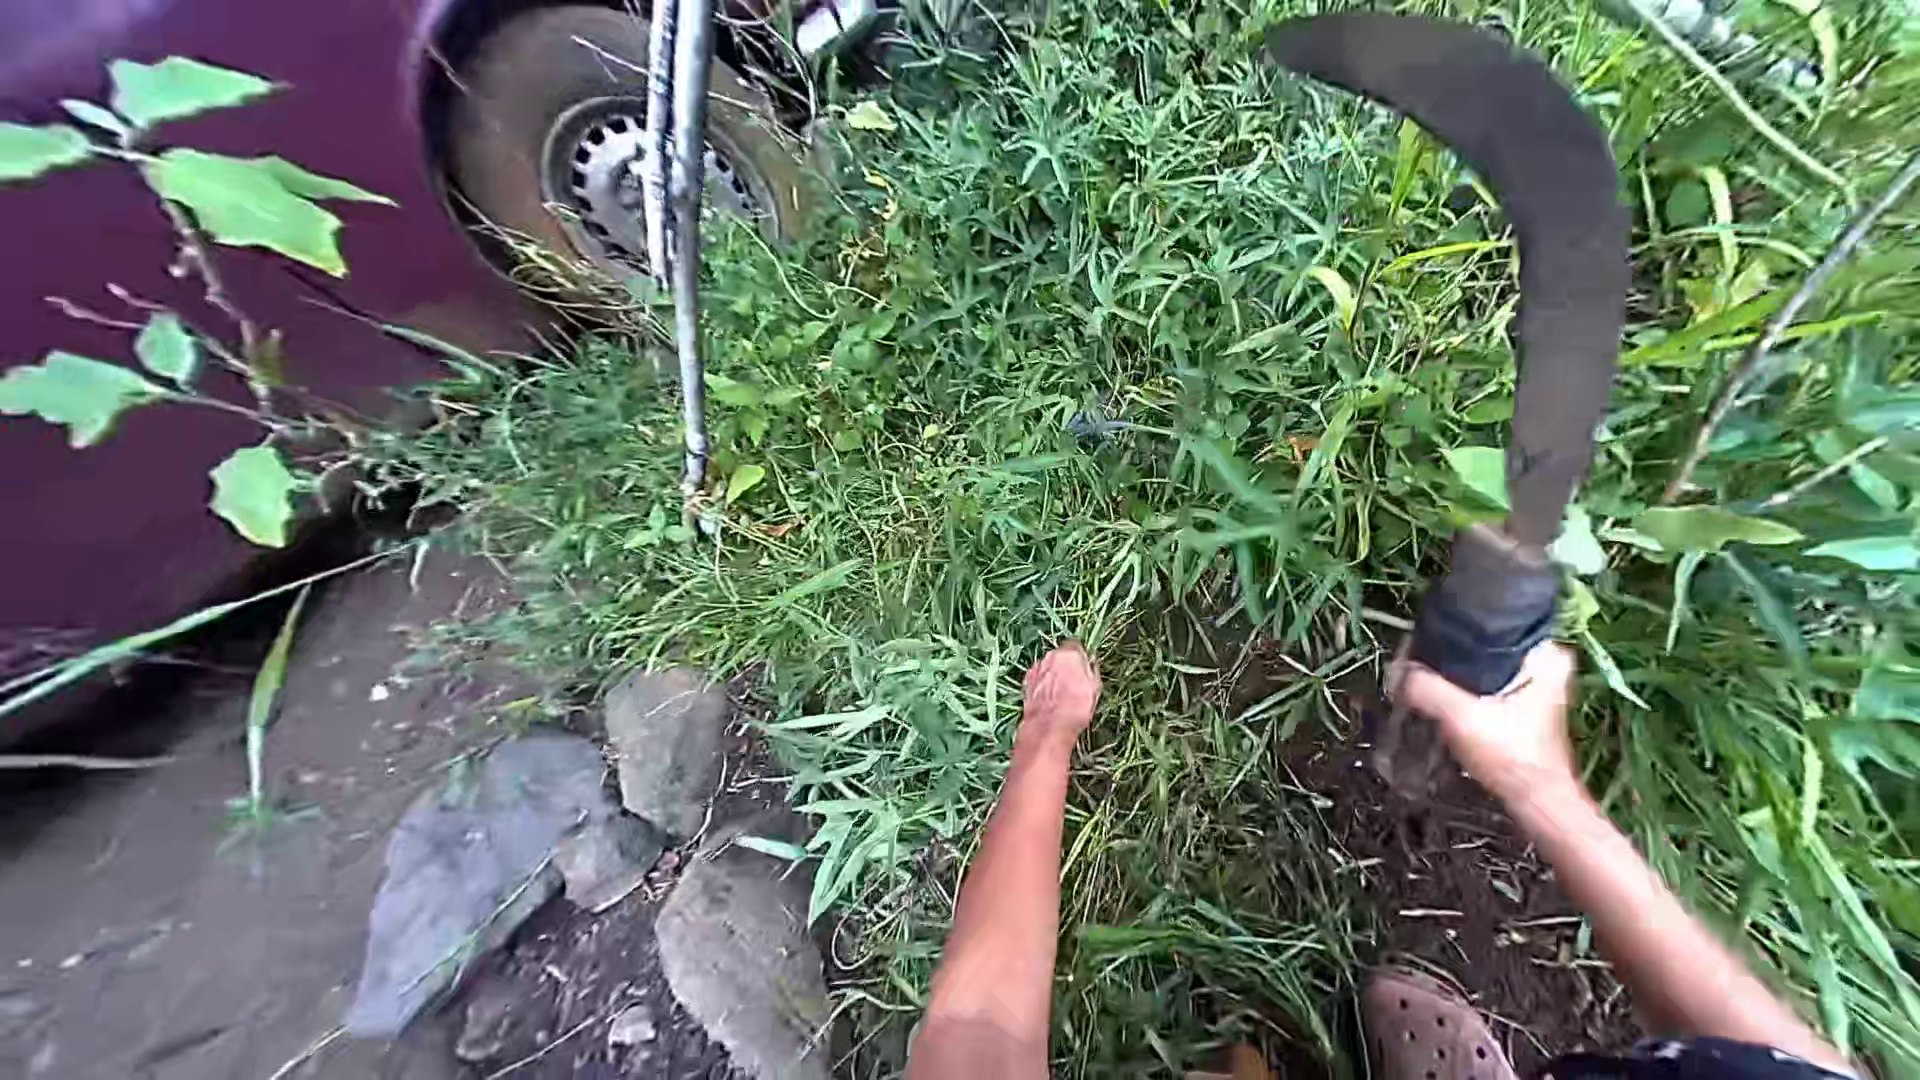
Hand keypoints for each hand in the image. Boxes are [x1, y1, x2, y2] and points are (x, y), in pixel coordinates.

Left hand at [1021, 641, 1100, 745]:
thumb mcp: (1095, 687)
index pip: (1076, 645)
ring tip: (1061, 693)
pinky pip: (1038, 677)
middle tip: (1075, 682)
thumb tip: (1091, 662)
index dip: (1081, 656)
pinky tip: (1049, 697)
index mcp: (1070, 654)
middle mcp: (1051, 656)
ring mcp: (1037, 668)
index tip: (1085, 665)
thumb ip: (1092, 669)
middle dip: (1067, 665)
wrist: (1049, 726)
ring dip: (1054, 674)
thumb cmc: (1075, 708)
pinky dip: (1043, 683)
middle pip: (1061, 655)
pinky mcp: (1026, 680)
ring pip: (1048, 666)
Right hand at [1392, 641, 1580, 807]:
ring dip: (1448, 670)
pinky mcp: (1517, 701)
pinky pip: (1477, 678)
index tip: (1423, 640)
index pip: (1490, 622)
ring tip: (1419, 678)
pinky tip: (1435, 695)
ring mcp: (1532, 683)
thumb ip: (1424, 687)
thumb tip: (1396, 671)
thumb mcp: (1460, 716)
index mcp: (1545, 657)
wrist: (1534, 800)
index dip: (1452, 629)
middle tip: (1416, 661)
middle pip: (1478, 641)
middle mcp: (1544, 664)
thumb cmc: (1510, 755)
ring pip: (1476, 661)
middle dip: (1445, 651)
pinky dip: (1456, 684)